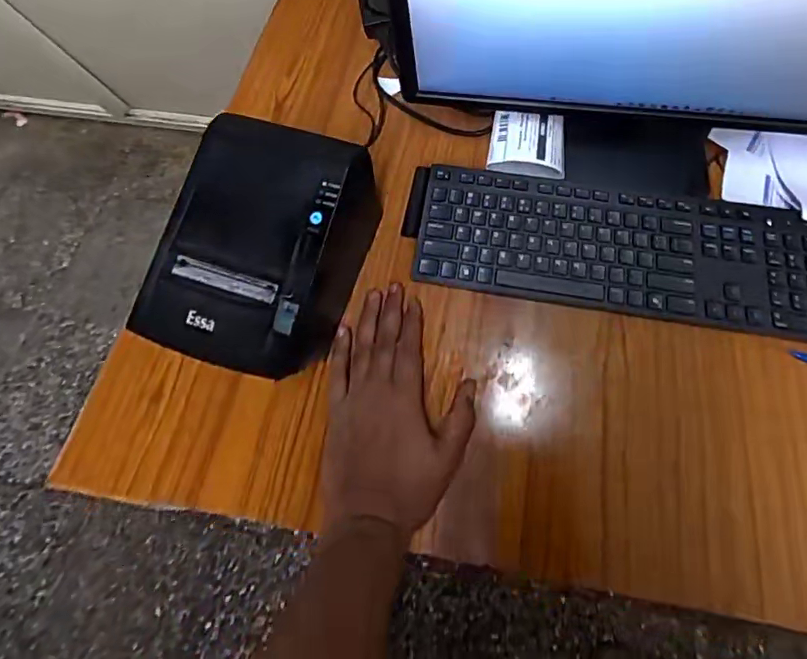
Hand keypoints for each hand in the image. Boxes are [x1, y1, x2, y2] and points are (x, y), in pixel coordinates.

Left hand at [321, 283, 477, 539]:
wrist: (366, 519)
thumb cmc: (411, 489)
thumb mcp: (447, 457)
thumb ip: (460, 418)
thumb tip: (470, 383)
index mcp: (405, 397)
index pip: (408, 349)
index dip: (411, 323)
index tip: (413, 300)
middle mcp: (377, 389)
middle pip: (384, 342)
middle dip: (390, 312)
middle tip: (392, 286)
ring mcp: (353, 399)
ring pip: (361, 350)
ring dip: (368, 321)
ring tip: (372, 297)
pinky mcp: (336, 412)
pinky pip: (336, 373)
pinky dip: (339, 350)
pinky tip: (344, 331)